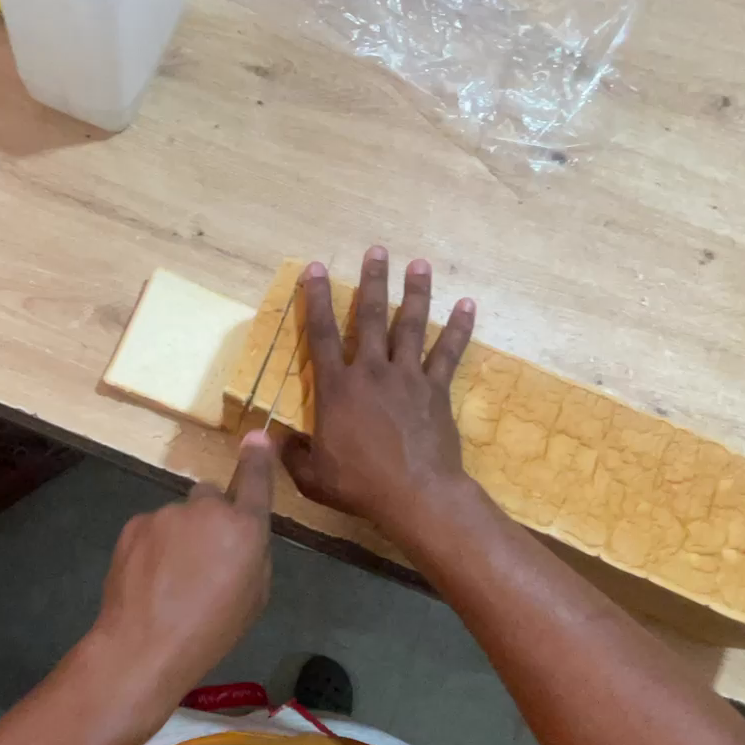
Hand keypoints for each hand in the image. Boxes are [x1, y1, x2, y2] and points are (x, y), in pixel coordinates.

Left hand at [75, 432, 275, 710]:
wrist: (145, 644)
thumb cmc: (212, 630)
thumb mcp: (255, 598)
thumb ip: (253, 554)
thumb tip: (240, 534)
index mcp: (245, 529)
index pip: (256, 482)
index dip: (258, 459)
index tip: (257, 437)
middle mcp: (207, 510)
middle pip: (211, 498)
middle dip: (210, 518)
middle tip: (202, 559)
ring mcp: (167, 514)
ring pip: (179, 516)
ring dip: (179, 537)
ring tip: (170, 580)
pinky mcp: (135, 524)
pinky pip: (152, 528)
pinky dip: (153, 546)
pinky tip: (148, 578)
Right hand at [281, 247, 477, 545]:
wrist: (415, 493)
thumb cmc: (358, 485)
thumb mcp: (311, 476)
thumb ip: (292, 454)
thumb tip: (277, 440)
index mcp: (337, 389)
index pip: (321, 335)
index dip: (315, 300)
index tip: (314, 269)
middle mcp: (371, 372)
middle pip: (371, 317)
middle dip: (372, 281)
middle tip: (376, 251)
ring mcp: (407, 378)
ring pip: (411, 326)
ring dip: (415, 293)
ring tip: (418, 264)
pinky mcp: (435, 390)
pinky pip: (448, 354)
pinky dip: (458, 329)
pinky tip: (467, 305)